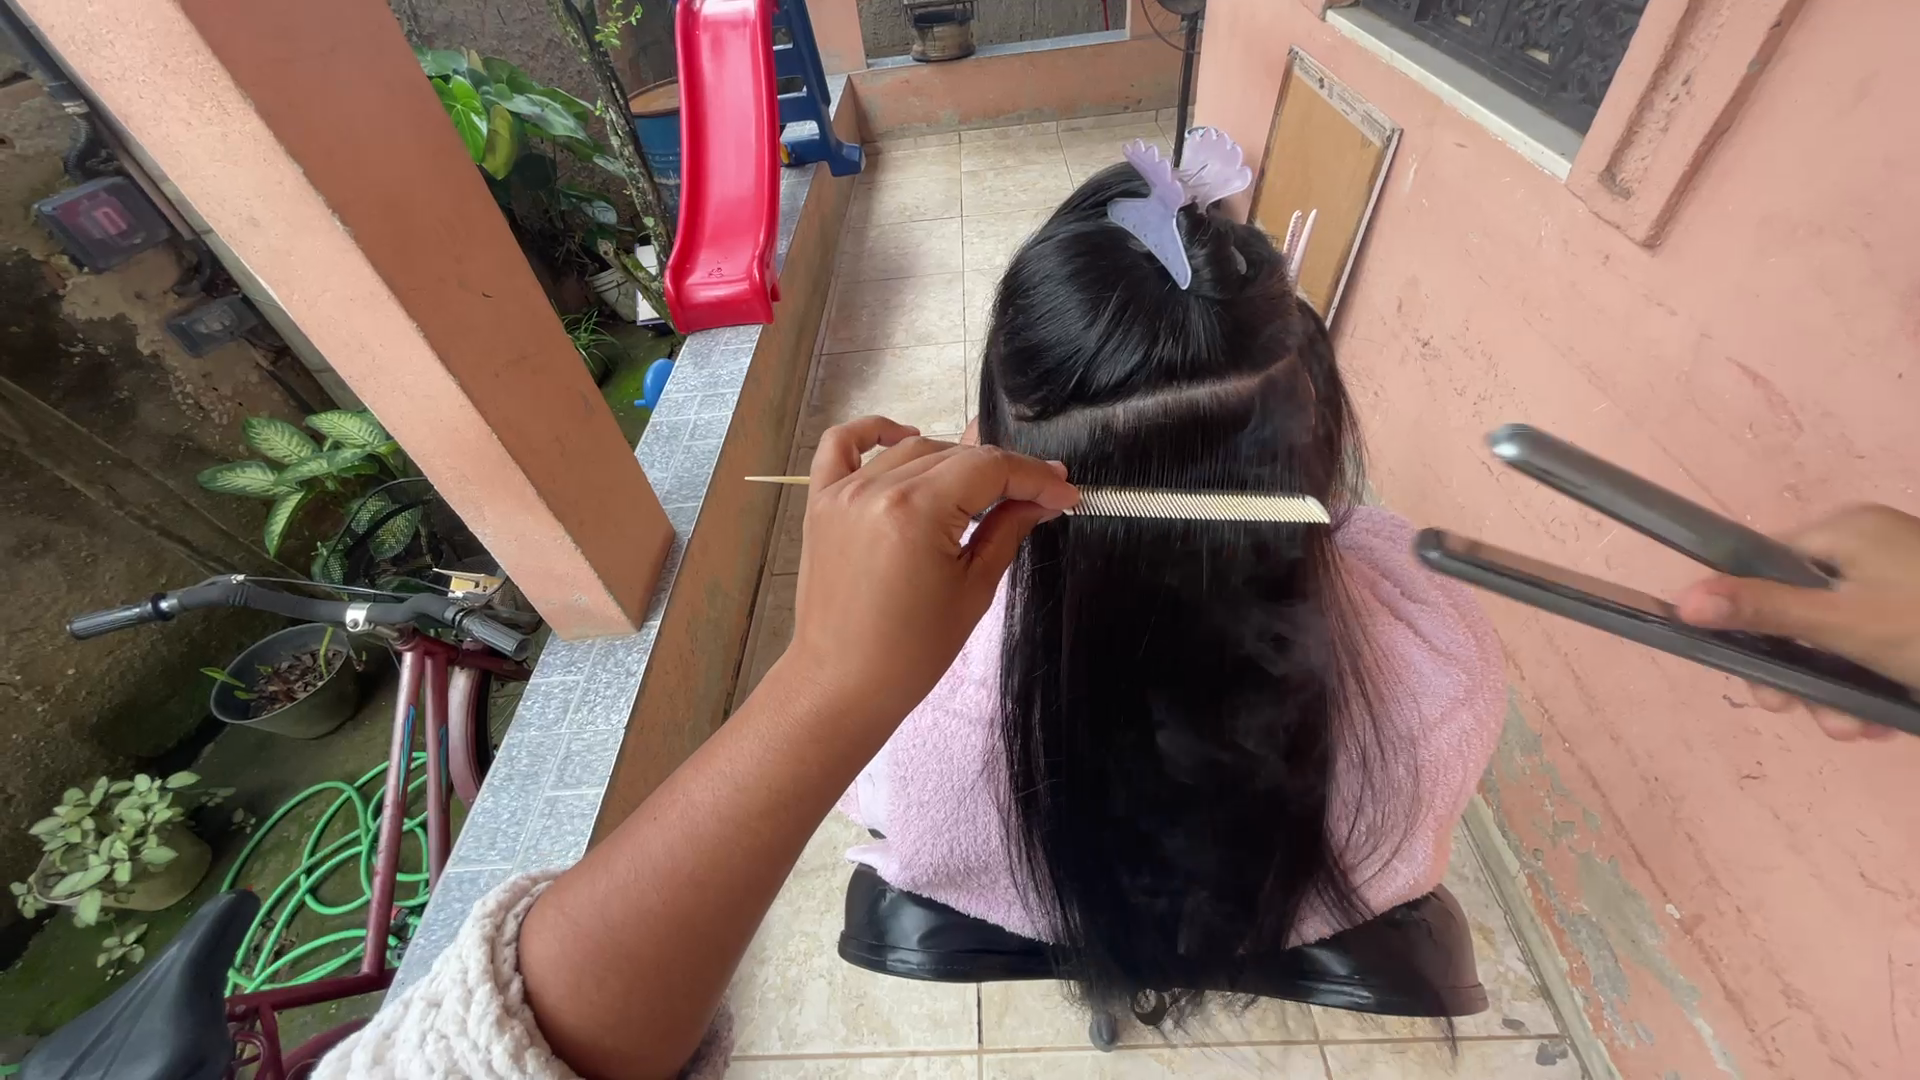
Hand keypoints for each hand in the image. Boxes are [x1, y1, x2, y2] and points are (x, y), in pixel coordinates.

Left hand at [777, 416, 1077, 729]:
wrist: (842, 684)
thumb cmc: (911, 653)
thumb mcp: (974, 591)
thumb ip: (1008, 531)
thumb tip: (1042, 500)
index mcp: (917, 512)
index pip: (989, 469)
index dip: (1033, 477)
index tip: (1062, 492)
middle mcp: (877, 490)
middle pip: (956, 455)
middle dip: (1003, 472)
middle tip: (1034, 495)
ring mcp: (843, 493)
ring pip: (913, 449)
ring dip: (954, 461)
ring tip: (982, 490)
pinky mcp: (821, 502)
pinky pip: (841, 444)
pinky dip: (874, 432)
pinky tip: (904, 435)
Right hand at [1675, 504, 1919, 740]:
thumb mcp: (1847, 626)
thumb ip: (1760, 609)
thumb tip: (1676, 599)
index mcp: (1843, 531)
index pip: (1754, 563)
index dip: (1738, 614)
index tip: (1740, 663)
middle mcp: (1868, 548)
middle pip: (1790, 606)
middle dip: (1788, 667)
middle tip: (1792, 710)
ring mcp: (1901, 583)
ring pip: (1830, 634)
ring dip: (1826, 687)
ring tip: (1848, 729)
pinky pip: (1870, 645)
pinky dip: (1863, 683)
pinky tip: (1873, 719)